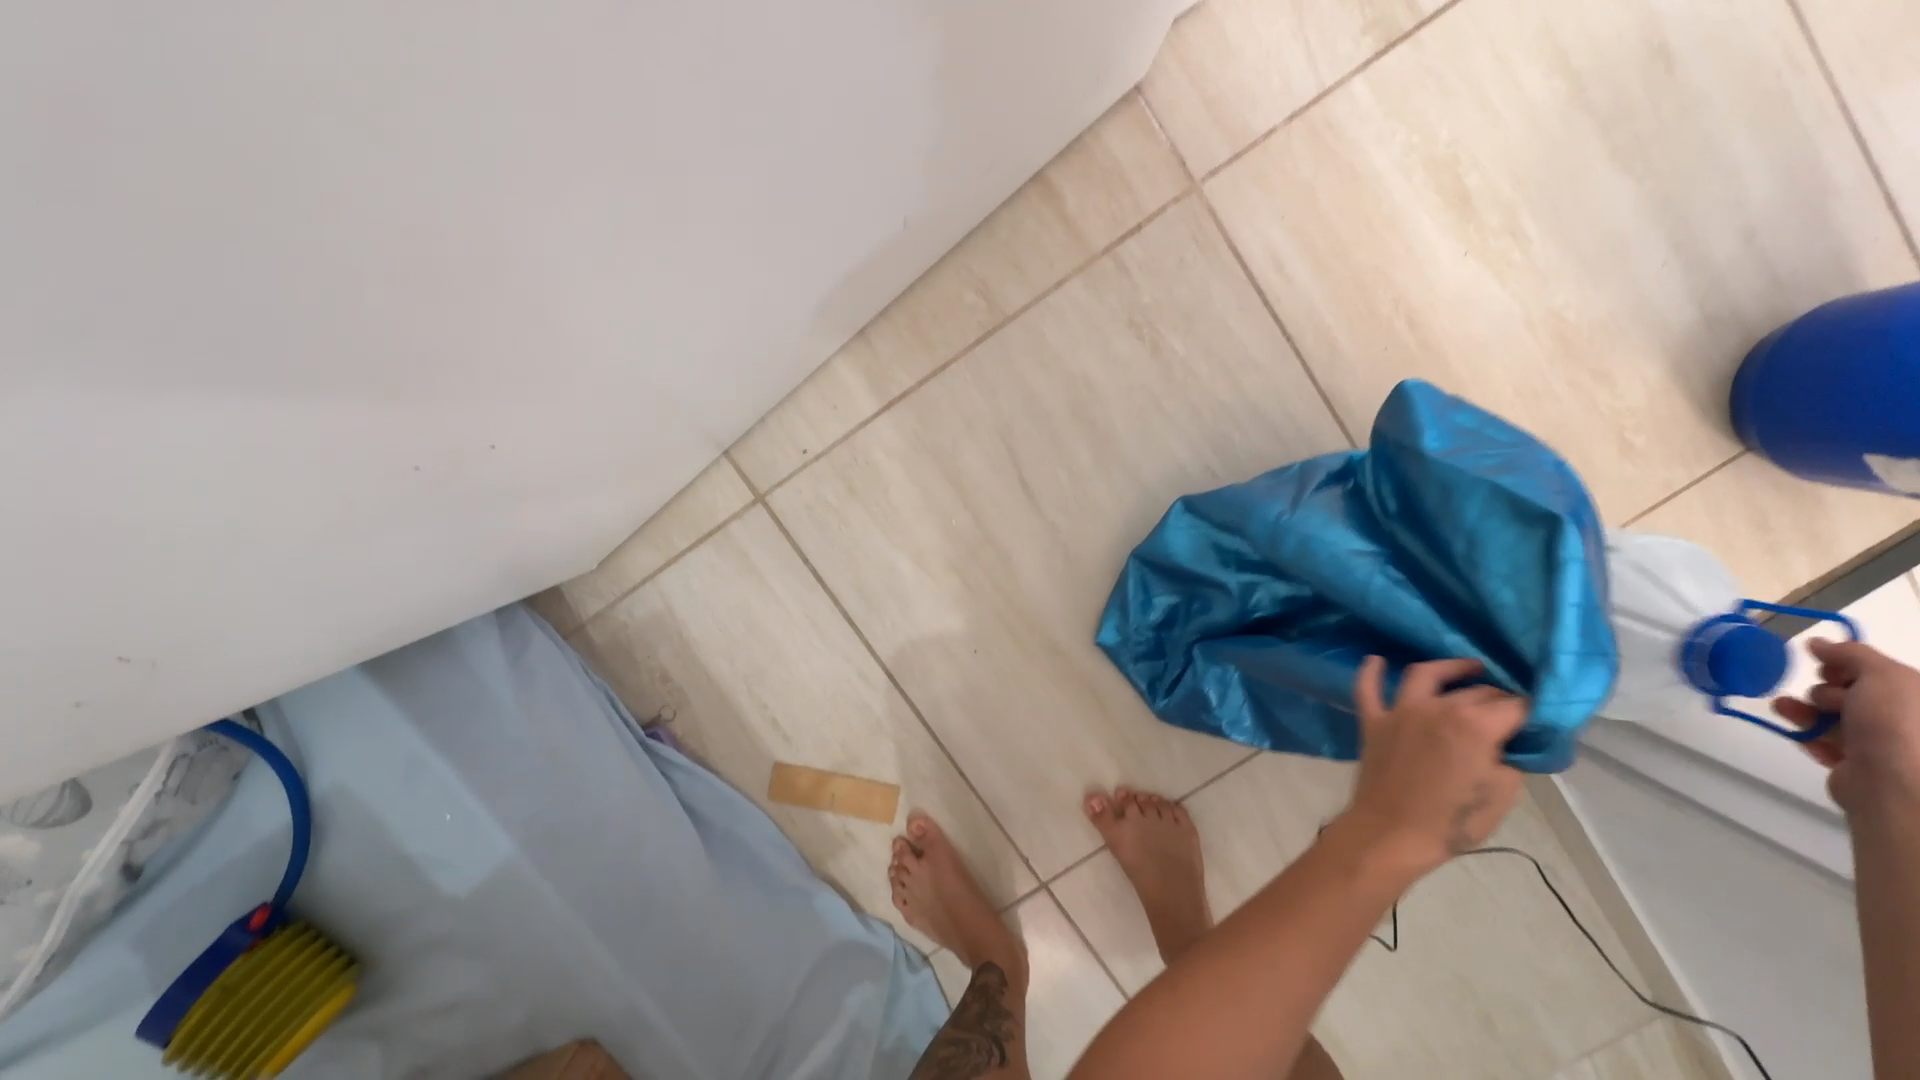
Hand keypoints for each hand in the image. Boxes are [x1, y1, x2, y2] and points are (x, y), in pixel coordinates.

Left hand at [1329, 656, 1529, 880]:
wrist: (1392, 833)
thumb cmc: (1452, 820)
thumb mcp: (1502, 794)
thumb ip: (1512, 759)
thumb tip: (1514, 742)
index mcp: (1474, 724)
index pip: (1515, 706)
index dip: (1533, 712)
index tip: (1541, 718)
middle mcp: (1436, 707)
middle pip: (1476, 691)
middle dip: (1499, 697)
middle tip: (1511, 709)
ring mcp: (1399, 711)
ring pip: (1424, 675)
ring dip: (1449, 667)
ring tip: (1469, 667)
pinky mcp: (1373, 721)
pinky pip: (1366, 688)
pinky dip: (1370, 672)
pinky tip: (1375, 660)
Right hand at [1772, 639, 1919, 814]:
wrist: (1892, 782)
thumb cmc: (1897, 723)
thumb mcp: (1883, 675)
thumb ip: (1851, 653)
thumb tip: (1817, 643)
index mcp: (1915, 698)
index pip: (1877, 673)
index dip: (1847, 665)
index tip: (1828, 667)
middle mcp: (1903, 720)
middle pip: (1853, 694)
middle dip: (1827, 690)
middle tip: (1827, 698)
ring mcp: (1882, 745)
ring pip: (1834, 717)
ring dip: (1806, 708)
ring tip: (1785, 707)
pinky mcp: (1855, 764)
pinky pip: (1824, 741)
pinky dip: (1805, 731)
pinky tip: (1790, 725)